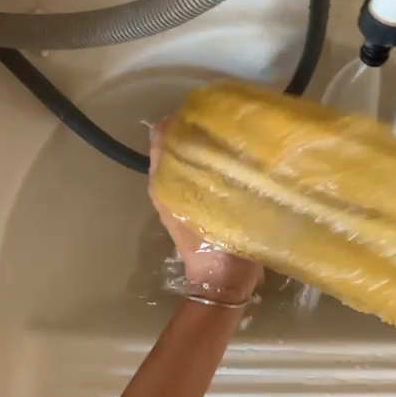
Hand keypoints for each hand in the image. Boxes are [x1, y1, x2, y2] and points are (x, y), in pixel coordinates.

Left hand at [148, 121, 262, 305]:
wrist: (223, 284)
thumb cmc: (219, 246)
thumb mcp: (218, 204)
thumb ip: (214, 171)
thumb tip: (221, 138)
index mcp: (164, 182)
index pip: (162, 135)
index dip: (182, 120)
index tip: (209, 113)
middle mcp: (165, 184)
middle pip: (174, 144)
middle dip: (196, 131)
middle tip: (226, 122)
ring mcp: (177, 196)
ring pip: (186, 158)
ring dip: (204, 147)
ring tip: (232, 137)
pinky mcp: (191, 206)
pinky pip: (196, 173)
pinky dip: (210, 163)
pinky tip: (233, 161)